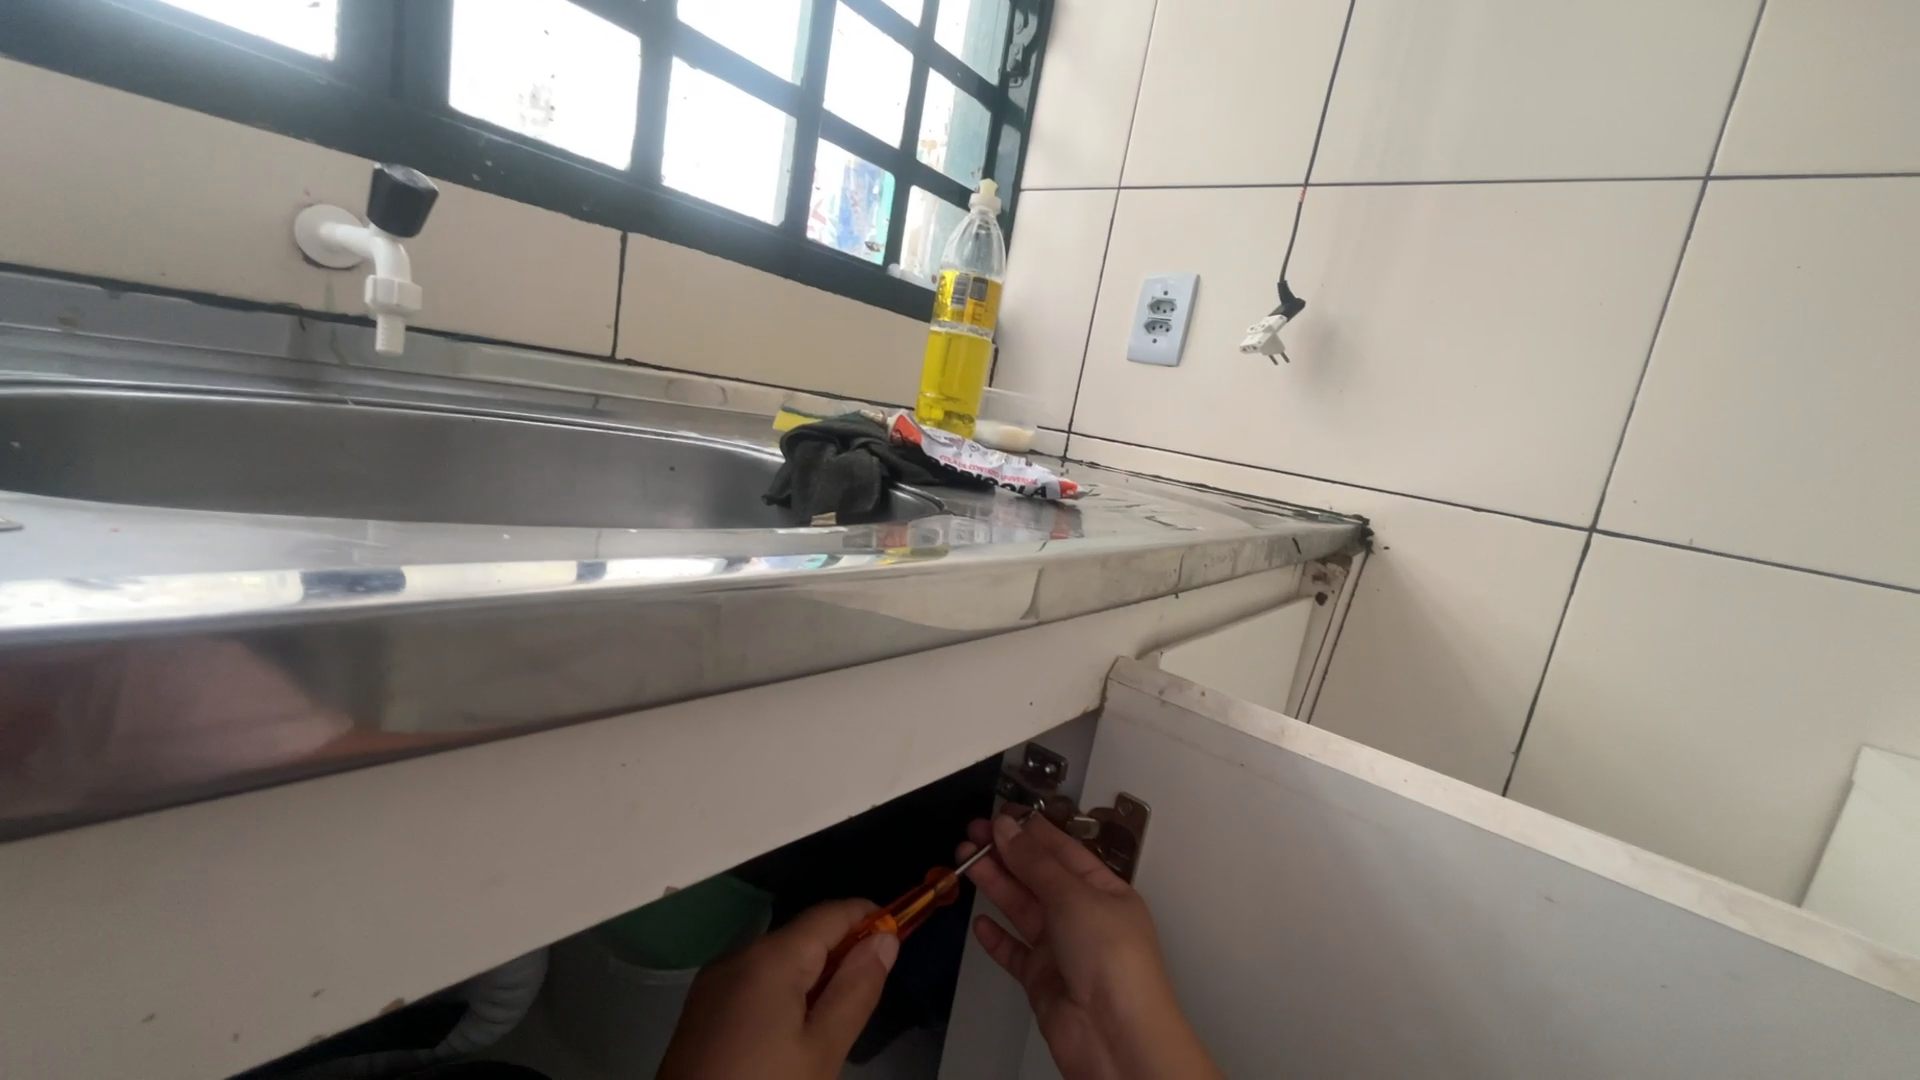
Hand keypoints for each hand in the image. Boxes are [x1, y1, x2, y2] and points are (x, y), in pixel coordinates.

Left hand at [657, 898, 897, 1079]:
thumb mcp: (822, 1052)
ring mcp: (714, 981)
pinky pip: (754, 981)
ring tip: (832, 1021)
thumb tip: (885, 939)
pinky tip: (791, 1033)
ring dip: (813, 975)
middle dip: (841, 953)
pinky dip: (783, 992)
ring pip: (780, 959)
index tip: (898, 938)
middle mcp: (739, 954)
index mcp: (770, 957)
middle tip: (868, 994)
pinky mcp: (701, 1008)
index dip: (869, 918)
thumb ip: (857, 989)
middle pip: (805, 935)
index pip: (832, 913)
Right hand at [959, 812, 1220, 1079]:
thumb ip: (1034, 862)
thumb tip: (1007, 827)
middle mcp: (1083, 916)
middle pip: (1037, 876)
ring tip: (965, 861)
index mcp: (1103, 889)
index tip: (999, 814)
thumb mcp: (1073, 895)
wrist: (1115, 1038)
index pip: (1061, 849)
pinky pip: (1014, 951)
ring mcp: (1062, 949)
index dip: (1029, 830)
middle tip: (972, 835)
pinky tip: (979, 923)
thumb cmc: (1112, 960)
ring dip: (994, 884)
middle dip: (1005, 853)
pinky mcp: (1042, 980)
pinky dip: (996, 937)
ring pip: (1021, 908)